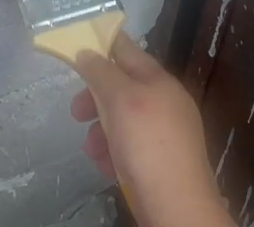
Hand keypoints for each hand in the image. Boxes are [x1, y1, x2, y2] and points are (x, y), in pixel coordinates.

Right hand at [71, 33, 231, 226]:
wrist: (178, 210)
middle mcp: (166, 103)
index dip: (101, 44)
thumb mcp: (120, 99)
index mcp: (160, 81)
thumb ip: (100, 71)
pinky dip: (114, 150)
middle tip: (76, 112)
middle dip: (94, 98)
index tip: (76, 48)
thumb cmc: (147, 145)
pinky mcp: (163, 162)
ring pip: (123, 119)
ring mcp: (167, 134)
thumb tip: (87, 53)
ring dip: (100, 129)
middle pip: (121, 87)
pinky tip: (104, 164)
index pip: (126, 49)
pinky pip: (131, 145)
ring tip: (90, 149)